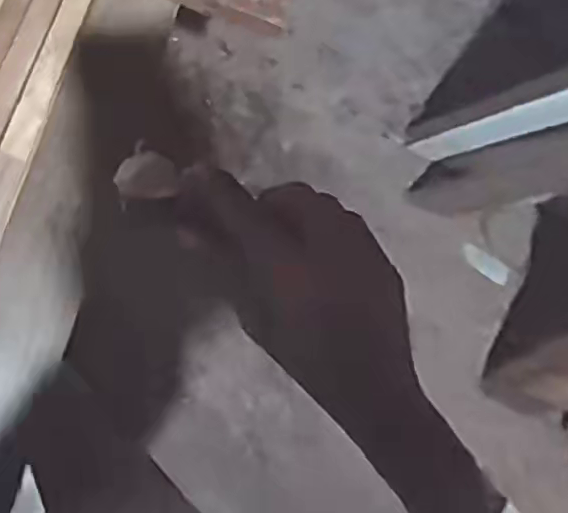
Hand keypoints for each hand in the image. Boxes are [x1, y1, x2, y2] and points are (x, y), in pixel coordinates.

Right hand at [180, 168, 414, 412]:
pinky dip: (324, 234)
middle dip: (263, 204)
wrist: (373, 390)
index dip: (211, 185)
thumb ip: (220, 257)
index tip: (195, 177)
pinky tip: (321, 263)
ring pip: (319, 207)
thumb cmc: (299, 347)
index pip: (236, 201)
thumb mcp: (248, 306)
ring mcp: (359, 241)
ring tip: (288, 246)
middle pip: (285, 194)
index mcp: (280, 246)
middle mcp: (321, 231)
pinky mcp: (381, 258)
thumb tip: (186, 228)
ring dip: (296, 215)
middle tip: (252, 231)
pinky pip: (344, 227)